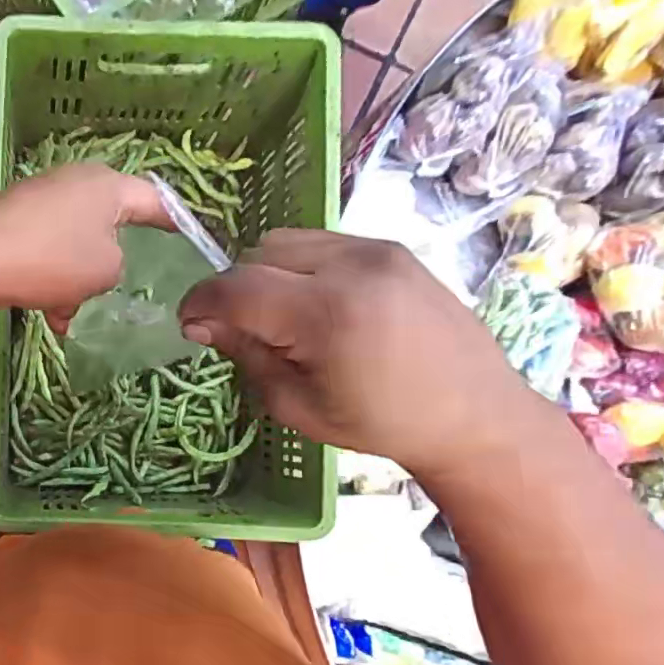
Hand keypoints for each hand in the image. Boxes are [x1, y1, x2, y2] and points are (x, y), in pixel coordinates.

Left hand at [0, 163, 165, 315]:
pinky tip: (50, 314)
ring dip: (80, 281)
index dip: (177, 222)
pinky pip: (51, 249)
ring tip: (71, 315)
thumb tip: (102, 262)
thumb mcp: (107, 269)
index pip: (157, 200)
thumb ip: (120, 264)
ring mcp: (43, 198)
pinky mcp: (18, 218)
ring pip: (78, 244)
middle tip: (120, 289)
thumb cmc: (54, 260)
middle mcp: (77, 181)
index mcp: (109, 184)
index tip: (190, 239)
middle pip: (112, 224)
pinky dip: (54, 279)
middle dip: (113, 262)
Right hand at [178, 230, 555, 478]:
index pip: (236, 287)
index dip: (200, 302)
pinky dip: (297, 266)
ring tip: (279, 315)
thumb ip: (246, 356)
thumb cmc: (381, 423)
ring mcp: (375, 249)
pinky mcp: (389, 247)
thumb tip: (204, 325)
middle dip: (233, 290)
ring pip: (284, 241)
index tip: (189, 326)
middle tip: (238, 329)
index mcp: (327, 314)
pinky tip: (313, 302)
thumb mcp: (296, 406)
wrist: (474, 412)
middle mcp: (351, 266)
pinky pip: (319, 242)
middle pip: (256, 255)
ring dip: (264, 273)